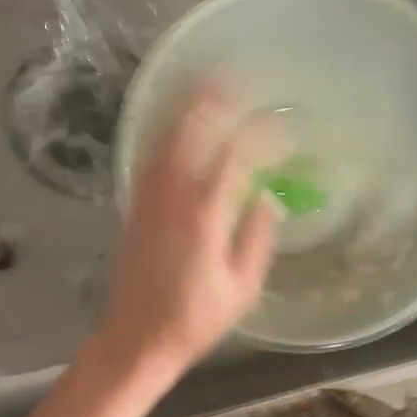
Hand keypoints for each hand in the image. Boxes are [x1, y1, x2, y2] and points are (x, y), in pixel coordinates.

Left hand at [97, 80, 280, 370]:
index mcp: (203, 219)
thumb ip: (256, 238)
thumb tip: (266, 197)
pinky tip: (176, 123)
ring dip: (185, 110)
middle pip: (189, 135)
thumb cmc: (195, 321)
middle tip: (234, 77)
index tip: (282, 130)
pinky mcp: (134, 208)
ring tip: (206, 85)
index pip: (233, 160)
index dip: (259, 138)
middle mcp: (171, 200)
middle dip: (211, 102)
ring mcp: (147, 201)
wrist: (136, 339)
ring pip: (164, 141)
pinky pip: (149, 159)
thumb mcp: (241, 288)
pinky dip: (164, 133)